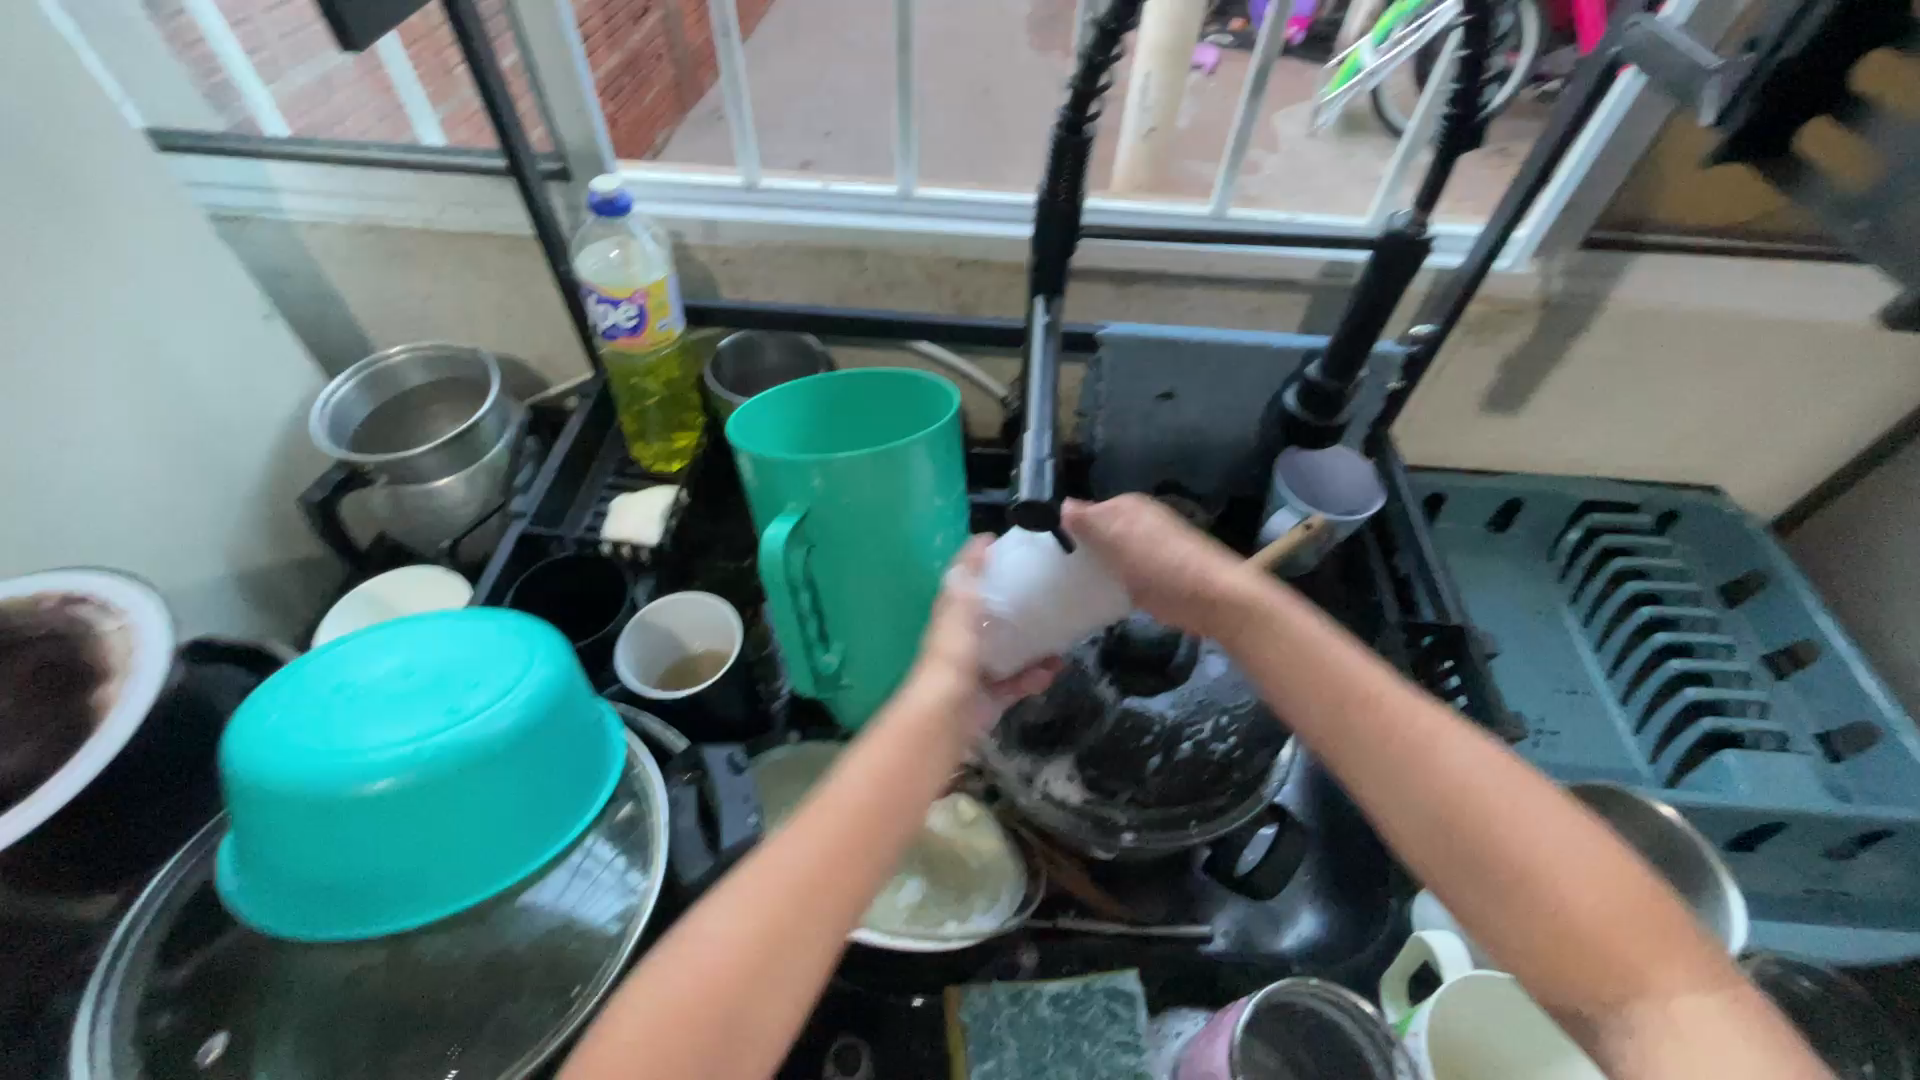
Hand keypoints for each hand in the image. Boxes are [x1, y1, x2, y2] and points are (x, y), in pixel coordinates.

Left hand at [903, 536, 1061, 747]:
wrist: (949, 713)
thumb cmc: (953, 653)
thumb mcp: (960, 605)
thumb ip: (970, 575)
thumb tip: (982, 538)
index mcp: (952, 619)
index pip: (967, 589)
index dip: (984, 572)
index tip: (1013, 558)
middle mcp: (962, 644)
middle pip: (990, 622)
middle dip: (1017, 613)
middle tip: (1048, 600)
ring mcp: (977, 672)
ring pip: (1009, 654)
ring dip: (1034, 647)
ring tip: (1060, 637)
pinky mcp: (992, 698)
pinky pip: (1018, 683)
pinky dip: (1035, 676)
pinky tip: (1054, 668)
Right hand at [1062, 495, 1263, 640]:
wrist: (1212, 599)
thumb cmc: (1161, 565)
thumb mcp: (1118, 537)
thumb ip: (1088, 520)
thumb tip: (1062, 506)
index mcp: (1126, 507)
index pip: (1082, 511)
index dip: (1064, 529)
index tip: (1043, 552)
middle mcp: (1136, 522)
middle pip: (1095, 534)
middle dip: (1077, 550)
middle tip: (1052, 573)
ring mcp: (1146, 550)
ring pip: (1106, 556)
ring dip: (1092, 569)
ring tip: (1068, 587)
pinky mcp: (1153, 577)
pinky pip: (1119, 576)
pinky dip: (1108, 584)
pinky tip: (1096, 597)